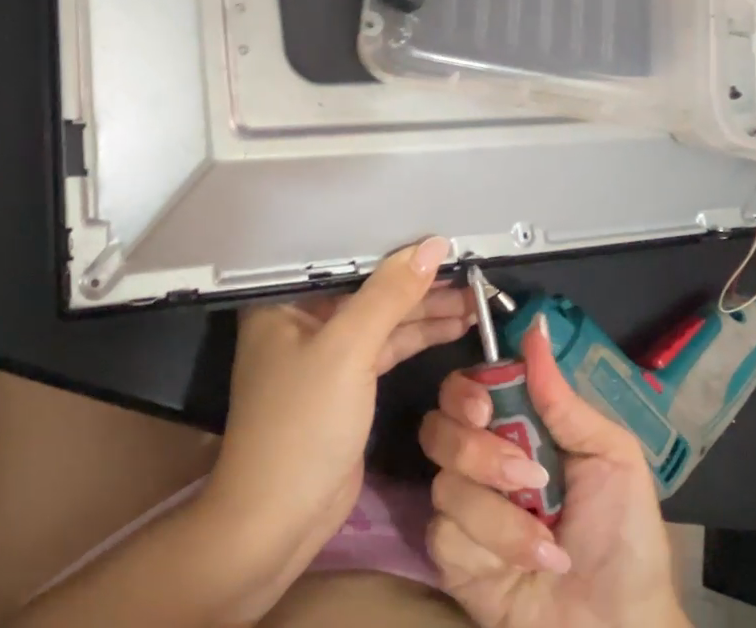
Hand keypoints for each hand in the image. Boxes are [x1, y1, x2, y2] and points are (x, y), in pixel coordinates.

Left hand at [203, 237, 471, 618]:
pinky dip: (418, 338)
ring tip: (475, 299)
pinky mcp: (345, 385)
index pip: (344, 259)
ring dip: (425, 312)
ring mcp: (324, 355)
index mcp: (283, 301)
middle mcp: (300, 321)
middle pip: (367, 290)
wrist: (280, 516)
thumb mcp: (347, 349)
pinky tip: (453, 327)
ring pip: (381, 321)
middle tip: (470, 272)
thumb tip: (432, 245)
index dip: (393, 247)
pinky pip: (386, 348)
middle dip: (418, 284)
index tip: (440, 238)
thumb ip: (389, 295)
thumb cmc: (302, 423)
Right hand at [420, 319, 686, 627]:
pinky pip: (446, 530)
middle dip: (475, 448)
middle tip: (522, 475)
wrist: (619, 624)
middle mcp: (483, 463)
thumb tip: (535, 327)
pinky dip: (494, 546)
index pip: (465, 391)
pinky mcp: (452, 555)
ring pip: (446, 482)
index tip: (484, 406)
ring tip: (549, 537)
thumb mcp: (611, 456)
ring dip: (502, 512)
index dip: (464, 391)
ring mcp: (464, 510)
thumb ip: (563, 398)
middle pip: (438, 427)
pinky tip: (532, 564)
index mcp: (516, 431)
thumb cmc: (625, 535)